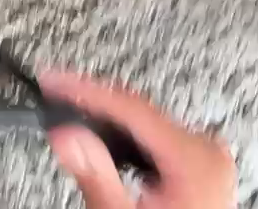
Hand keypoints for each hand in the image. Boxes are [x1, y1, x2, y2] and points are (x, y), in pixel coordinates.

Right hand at [42, 71, 234, 208]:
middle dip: (89, 102)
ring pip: (139, 118)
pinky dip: (121, 131)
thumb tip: (66, 135)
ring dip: (102, 116)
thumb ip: (97, 177)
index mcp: (195, 159)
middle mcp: (206, 151)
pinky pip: (150, 133)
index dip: (83, 89)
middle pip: (133, 109)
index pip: (128, 106)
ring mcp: (205, 155)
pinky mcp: (197, 162)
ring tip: (67, 109)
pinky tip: (99, 135)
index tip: (51, 80)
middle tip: (52, 92)